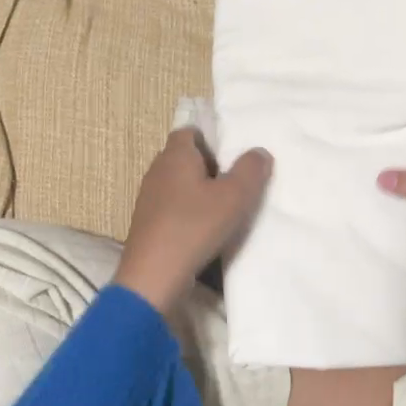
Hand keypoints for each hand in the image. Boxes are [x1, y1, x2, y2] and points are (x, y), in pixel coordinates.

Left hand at [114, 130, 271, 313]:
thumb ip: (250, 169)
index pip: (189, 132)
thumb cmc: (195, 226)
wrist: (154, 273)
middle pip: (184, 157)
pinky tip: (202, 230)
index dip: (210, 140)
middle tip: (231, 184)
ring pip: (177, 184)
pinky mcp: (146, 222)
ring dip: (197, 192)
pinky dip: (186, 212)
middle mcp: (157, 170)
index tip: (230, 158)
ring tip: (221, 210)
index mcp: (175, 155)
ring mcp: (148, 197)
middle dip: (207, 167)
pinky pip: (170, 206)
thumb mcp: (235, 196)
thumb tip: (259, 152)